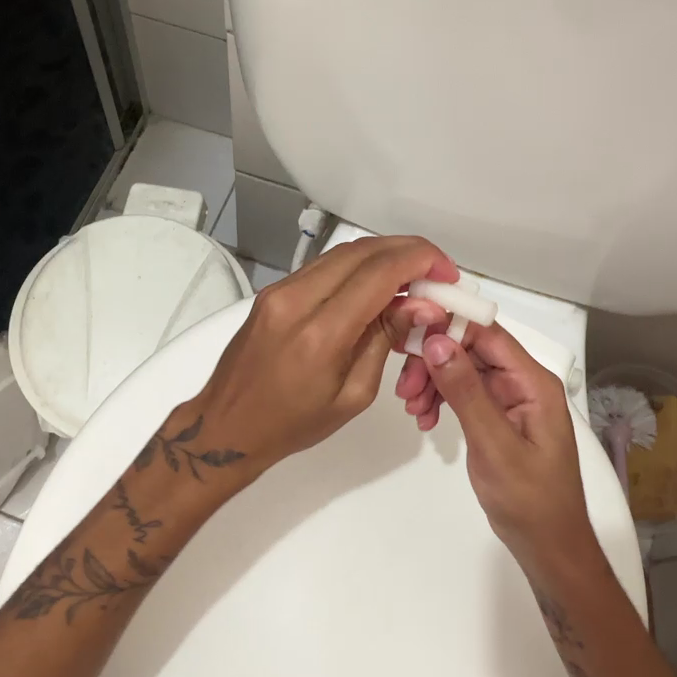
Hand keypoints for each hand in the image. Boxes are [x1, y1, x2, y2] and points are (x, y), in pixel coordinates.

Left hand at [188, 236, 457, 469]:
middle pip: (362, 251)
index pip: (379, 273)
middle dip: (407, 252)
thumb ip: (384, 340)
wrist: (228, 424)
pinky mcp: (271, 292)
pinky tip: (376, 285)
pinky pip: (322, 266)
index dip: (420, 262)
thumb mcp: (352, 395)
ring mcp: (279, 290)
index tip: (448, 274)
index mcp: (320, 332)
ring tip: (413, 277)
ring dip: (382, 256)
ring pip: (341, 253)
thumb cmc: (293, 424)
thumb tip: (421, 304)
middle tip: (437, 271)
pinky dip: (356, 267)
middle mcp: (296, 299)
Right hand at [385, 316, 594, 566]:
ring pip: (462, 370)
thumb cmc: (528, 499)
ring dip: (432, 382)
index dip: (447, 327)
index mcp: (532, 382)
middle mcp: (522, 382)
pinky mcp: (497, 416)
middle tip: (404, 390)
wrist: (547, 545)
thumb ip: (465, 391)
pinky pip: (463, 393)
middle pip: (470, 350)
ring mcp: (509, 400)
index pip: (487, 333)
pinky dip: (440, 400)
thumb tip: (435, 342)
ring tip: (412, 410)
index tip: (408, 337)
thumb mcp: (494, 444)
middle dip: (433, 361)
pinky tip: (424, 420)